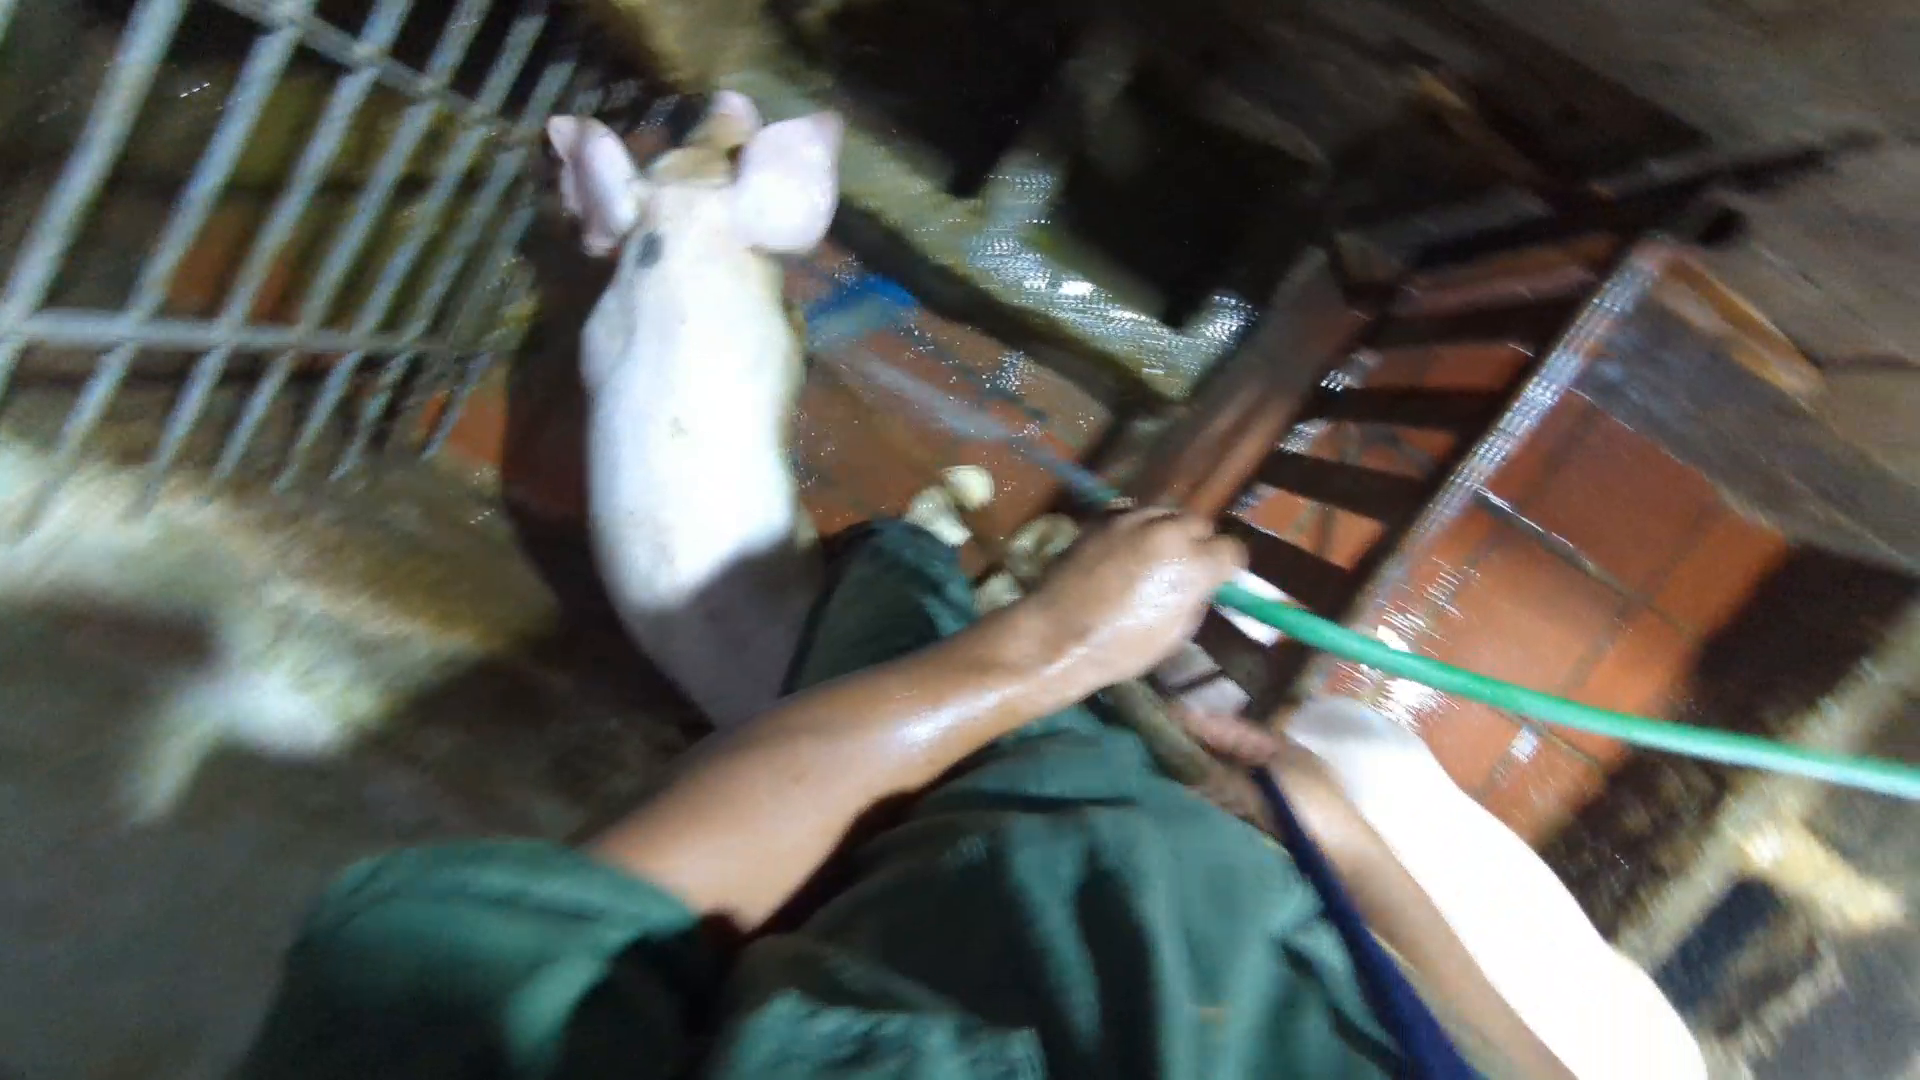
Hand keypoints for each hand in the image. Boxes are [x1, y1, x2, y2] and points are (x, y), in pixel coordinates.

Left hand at [1013, 509, 1244, 698]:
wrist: (1057, 633)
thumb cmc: (1120, 647)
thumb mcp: (1175, 631)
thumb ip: (1194, 595)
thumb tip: (1199, 581)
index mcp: (1192, 563)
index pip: (1231, 550)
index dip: (1225, 567)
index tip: (1217, 579)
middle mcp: (1166, 531)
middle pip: (1197, 524)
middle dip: (1195, 544)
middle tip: (1181, 568)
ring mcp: (1130, 519)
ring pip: (1163, 515)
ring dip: (1164, 533)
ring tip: (1150, 559)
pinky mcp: (1101, 519)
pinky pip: (1130, 517)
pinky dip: (1133, 531)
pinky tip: (1122, 553)